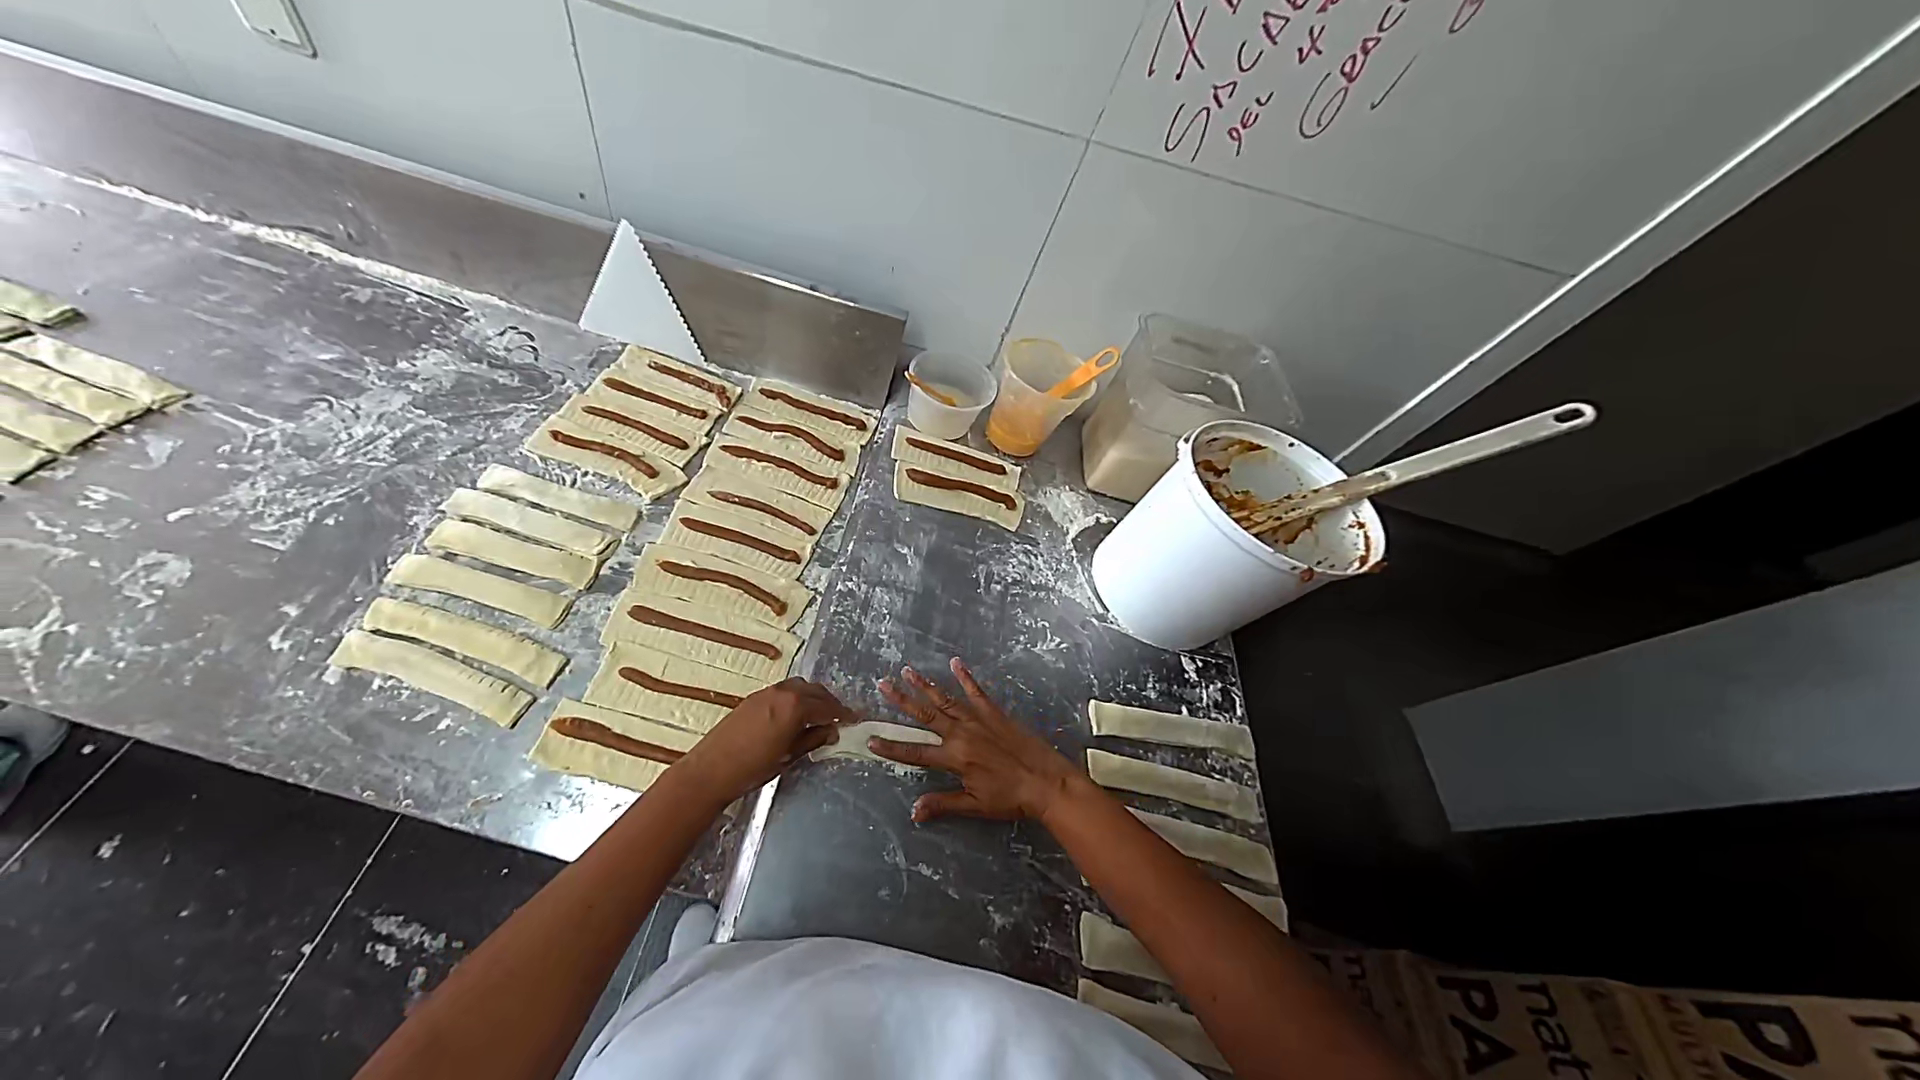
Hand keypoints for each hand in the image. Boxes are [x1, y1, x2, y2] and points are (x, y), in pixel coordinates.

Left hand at [673, 677, 847, 803]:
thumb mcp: (789, 756)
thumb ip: (813, 739)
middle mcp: (783, 692)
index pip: (828, 707)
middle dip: (830, 703)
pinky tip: (796, 714)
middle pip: (816, 692)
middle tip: (840, 718)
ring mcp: (767, 693)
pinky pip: (784, 690)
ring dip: (813, 698)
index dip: (843, 714)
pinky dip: (797, 698)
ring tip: (819, 715)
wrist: (709, 771)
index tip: (854, 719)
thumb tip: (831, 731)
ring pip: (799, 687)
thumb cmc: (752, 768)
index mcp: (796, 706)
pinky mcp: (754, 698)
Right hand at [870, 658, 1080, 823]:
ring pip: (946, 699)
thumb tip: (914, 810)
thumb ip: (942, 804)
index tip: (872, 738)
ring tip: (908, 671)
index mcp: (954, 757)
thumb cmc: (1010, 797)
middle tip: (883, 684)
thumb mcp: (974, 805)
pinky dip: (966, 677)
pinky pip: (977, 692)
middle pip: (925, 715)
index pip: (915, 752)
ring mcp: (979, 720)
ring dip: (926, 685)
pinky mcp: (995, 713)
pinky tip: (956, 663)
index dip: (892, 747)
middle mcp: (962, 733)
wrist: (1046, 782)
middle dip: (902, 700)